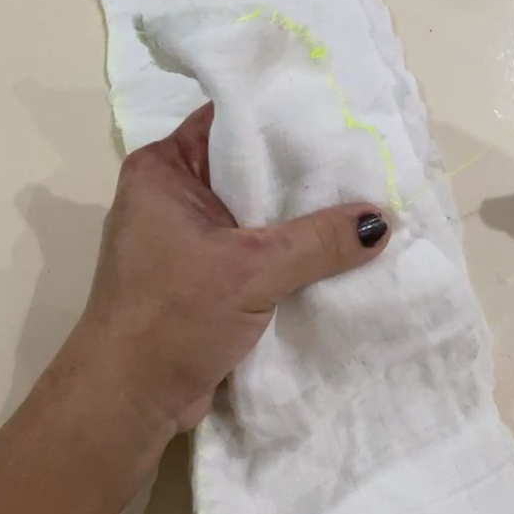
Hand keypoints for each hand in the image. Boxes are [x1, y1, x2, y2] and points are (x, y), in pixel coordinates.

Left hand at [61, 103, 390, 438]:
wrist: (130, 400)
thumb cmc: (174, 316)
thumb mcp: (251, 269)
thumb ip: (318, 241)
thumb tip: (383, 221)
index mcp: (163, 170)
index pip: (229, 121)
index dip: (284, 114)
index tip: (342, 113)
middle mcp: (172, 197)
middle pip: (248, 171)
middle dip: (303, 172)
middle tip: (367, 161)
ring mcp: (187, 241)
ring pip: (256, 218)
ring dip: (301, 221)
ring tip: (367, 203)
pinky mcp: (203, 281)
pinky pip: (256, 255)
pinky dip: (290, 257)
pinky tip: (340, 254)